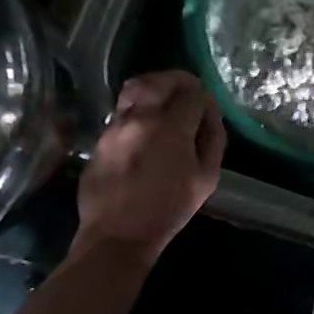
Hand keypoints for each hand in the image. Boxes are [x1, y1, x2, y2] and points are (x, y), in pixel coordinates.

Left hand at [74, 71, 225, 261]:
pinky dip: (138, 106)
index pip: (193, 95)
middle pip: (160, 80)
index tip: (210, 111)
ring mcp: (115, 125)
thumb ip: (213, 140)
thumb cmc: (168, 209)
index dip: (206, 99)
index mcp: (170, 128)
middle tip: (190, 89)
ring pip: (134, 88)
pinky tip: (147, 124)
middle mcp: (140, 117)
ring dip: (155, 86)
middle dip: (180, 80)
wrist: (118, 234)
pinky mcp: (100, 137)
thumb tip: (211, 116)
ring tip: (167, 98)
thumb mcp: (206, 179)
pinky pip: (122, 109)